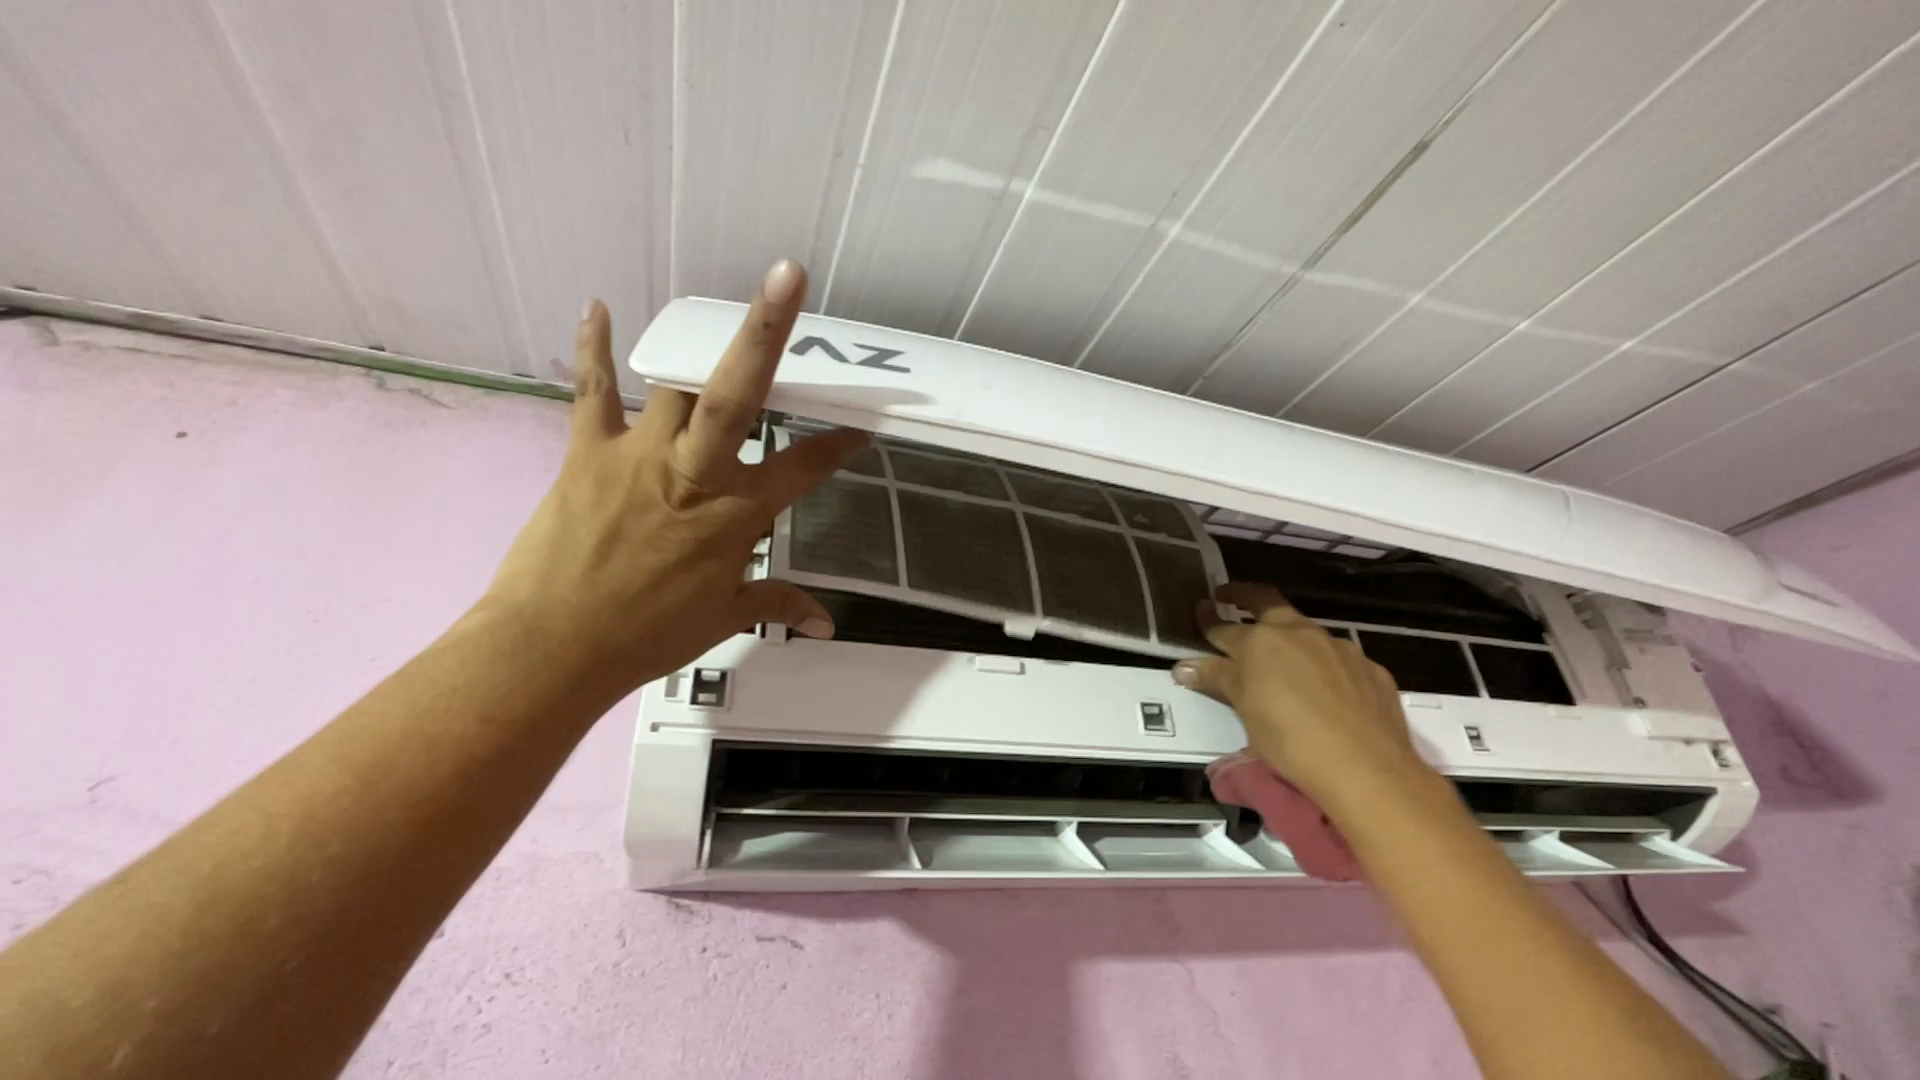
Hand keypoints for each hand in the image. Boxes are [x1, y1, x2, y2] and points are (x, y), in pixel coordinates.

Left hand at [472, 259, 865, 703]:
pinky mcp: (588, 451)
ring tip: (709, 333)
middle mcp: (694, 470)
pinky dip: (595, 348)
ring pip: (675, 384)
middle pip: (737, 391)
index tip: (859, 425)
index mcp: (736, 513)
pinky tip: (598, 306)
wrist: (554, 647)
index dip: (834, 445)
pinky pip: (593, 390)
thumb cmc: (648, 636)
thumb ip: (779, 604)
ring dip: (694, 357)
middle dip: (766, 331)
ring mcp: (639, 453)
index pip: (802, 467)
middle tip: (790, 275)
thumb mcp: (723, 617)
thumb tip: (828, 625)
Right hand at [1172, 583, 1433, 812]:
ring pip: (1306, 632)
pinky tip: (1325, 689)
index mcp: (1260, 642)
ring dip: (1288, 637)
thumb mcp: (1245, 711)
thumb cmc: (1290, 740)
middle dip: (1243, 596)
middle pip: (1266, 603)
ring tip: (1280, 658)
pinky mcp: (1370, 668)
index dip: (1209, 622)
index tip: (1200, 611)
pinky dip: (1323, 665)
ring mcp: (1339, 648)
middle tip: (1228, 596)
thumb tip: (1184, 667)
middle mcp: (1299, 633)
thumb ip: (1218, 680)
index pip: (1224, 628)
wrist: (1365, 767)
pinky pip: (1338, 658)